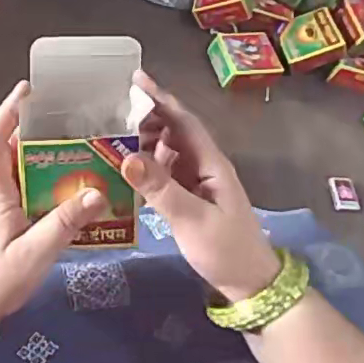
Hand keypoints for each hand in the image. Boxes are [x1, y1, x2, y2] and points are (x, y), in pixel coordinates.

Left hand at [0, 81, 106, 326]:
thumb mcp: (34, 252)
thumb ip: (65, 223)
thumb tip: (98, 193)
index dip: (7, 113)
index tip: (25, 91)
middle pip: (15, 152)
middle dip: (39, 132)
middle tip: (72, 120)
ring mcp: (2, 209)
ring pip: (26, 173)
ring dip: (50, 160)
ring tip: (83, 151)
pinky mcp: (10, 224)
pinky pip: (32, 195)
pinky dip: (52, 187)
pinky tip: (76, 193)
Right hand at [119, 71, 279, 301]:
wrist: (249, 283)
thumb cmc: (225, 249)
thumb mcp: (191, 219)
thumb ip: (160, 189)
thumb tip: (126, 157)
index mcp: (210, 164)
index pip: (183, 122)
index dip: (160, 99)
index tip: (136, 80)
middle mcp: (204, 166)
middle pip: (175, 131)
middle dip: (148, 116)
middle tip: (114, 112)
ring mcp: (197, 182)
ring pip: (169, 151)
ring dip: (146, 140)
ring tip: (116, 137)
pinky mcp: (190, 198)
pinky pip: (166, 172)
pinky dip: (148, 164)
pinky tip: (130, 168)